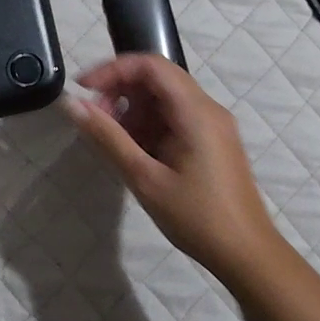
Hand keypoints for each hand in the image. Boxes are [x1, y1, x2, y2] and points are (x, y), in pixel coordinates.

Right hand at [62, 54, 282, 277]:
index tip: (83, 89)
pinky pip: (175, 117)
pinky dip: (149, 125)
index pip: (150, 65)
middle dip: (120, 91)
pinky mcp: (212, 141)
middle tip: (95, 119)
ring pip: (164, 98)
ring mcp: (213, 125)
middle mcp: (208, 109)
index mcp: (196, 112)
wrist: (247, 254)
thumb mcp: (144, 178)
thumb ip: (108, 137)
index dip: (112, 70)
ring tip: (114, 142)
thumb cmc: (196, 217)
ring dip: (132, 110)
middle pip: (157, 78)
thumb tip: (72, 104)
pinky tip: (135, 153)